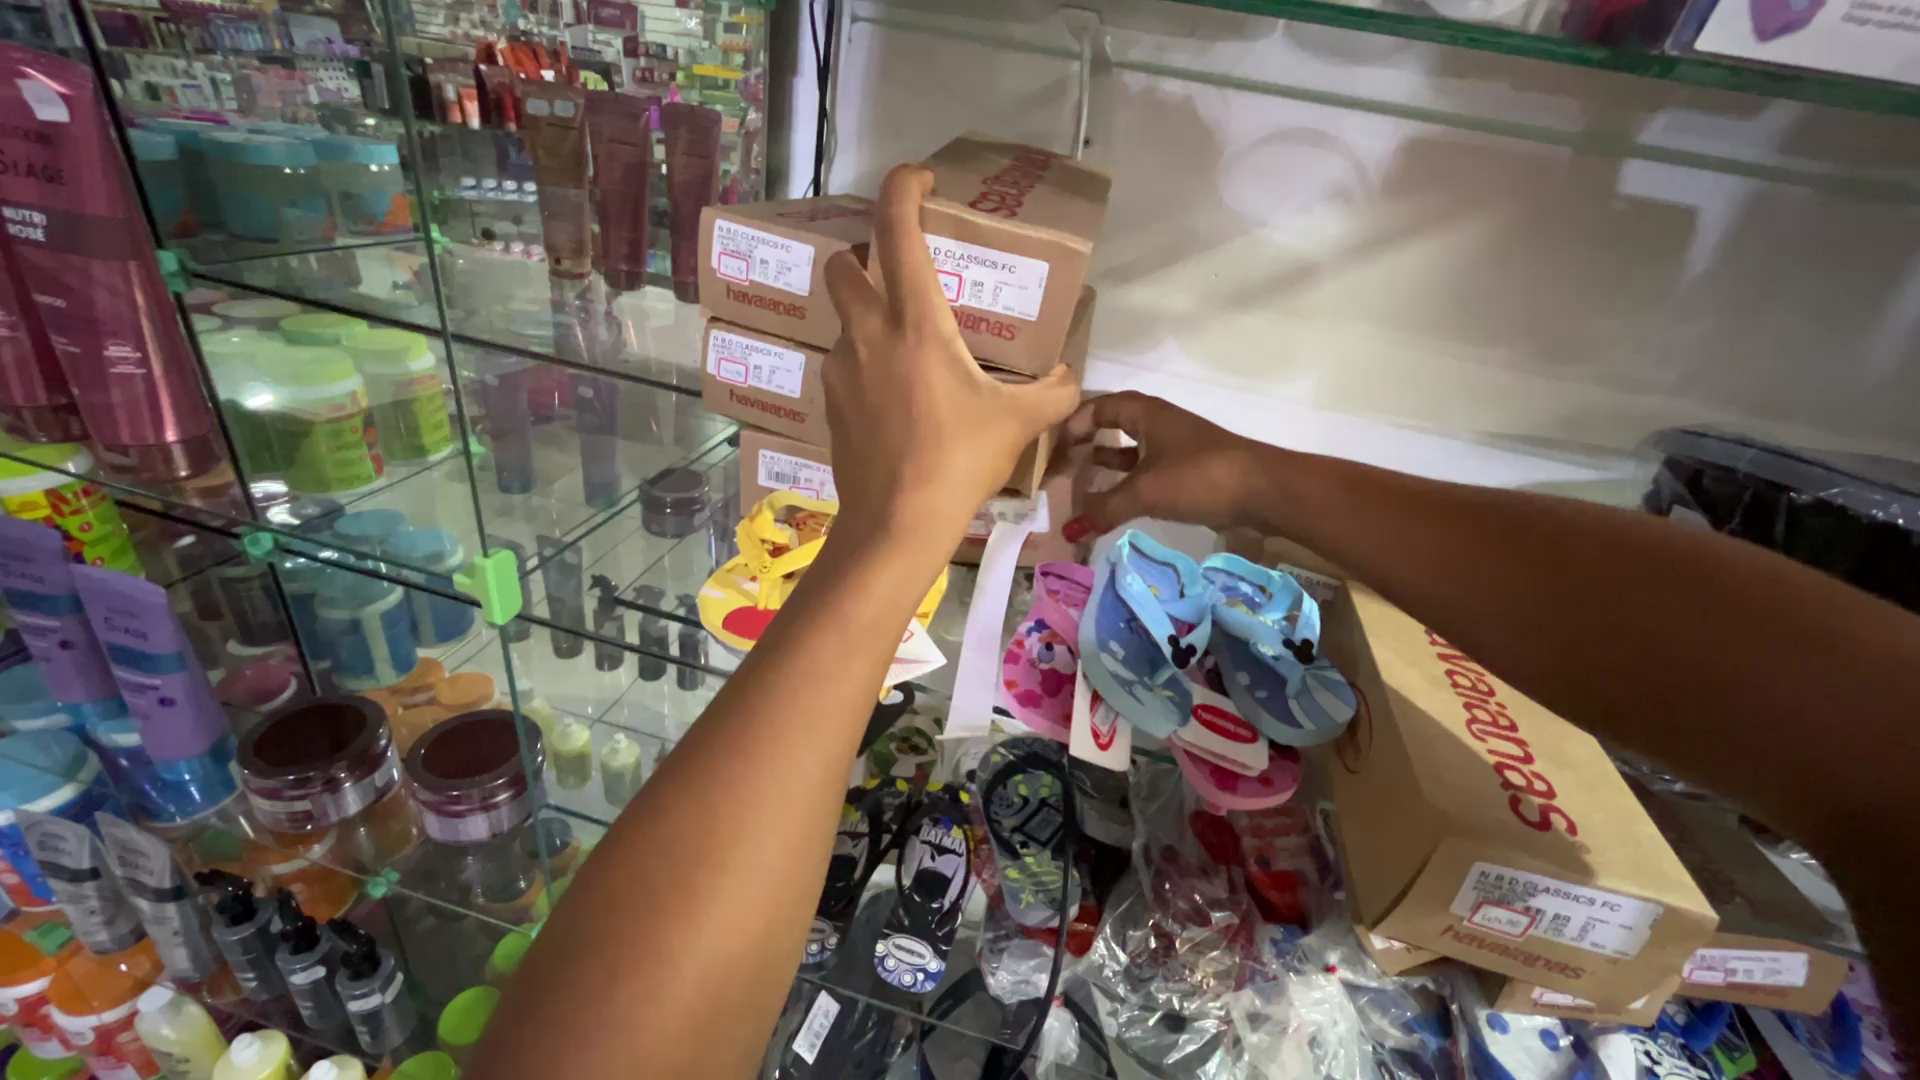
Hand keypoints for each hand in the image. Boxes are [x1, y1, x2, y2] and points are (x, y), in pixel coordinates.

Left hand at [822, 165, 1079, 551]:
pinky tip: (890, 398)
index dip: (901, 187)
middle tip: (898, 275)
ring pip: (840, 318)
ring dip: (864, 315)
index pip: (895, 227)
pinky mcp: (829, 403)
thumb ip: (1054, 392)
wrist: (896, 524)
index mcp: (915, 321)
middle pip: (841, 263)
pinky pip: (842, 363)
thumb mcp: (1018, 423)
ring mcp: (841, 369)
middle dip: (861, 254)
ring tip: (902, 347)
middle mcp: (867, 333)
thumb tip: (1073, 379)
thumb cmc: (958, 462)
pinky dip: (862, 362)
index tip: (918, 181)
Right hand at [1059, 391, 1269, 537]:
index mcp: (1147, 414)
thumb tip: (1069, 531)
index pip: (1102, 406)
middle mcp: (1160, 425)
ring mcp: (1175, 449)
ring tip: (1082, 484)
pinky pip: (1147, 474)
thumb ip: (1104, 509)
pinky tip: (1115, 505)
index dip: (1076, 421)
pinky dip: (1128, 486)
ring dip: (1108, 465)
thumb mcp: (1145, 491)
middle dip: (1089, 442)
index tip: (1056, 446)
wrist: (1263, 491)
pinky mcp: (1188, 474)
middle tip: (1064, 463)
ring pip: (1132, 452)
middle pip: (1116, 426)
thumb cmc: (1198, 477)